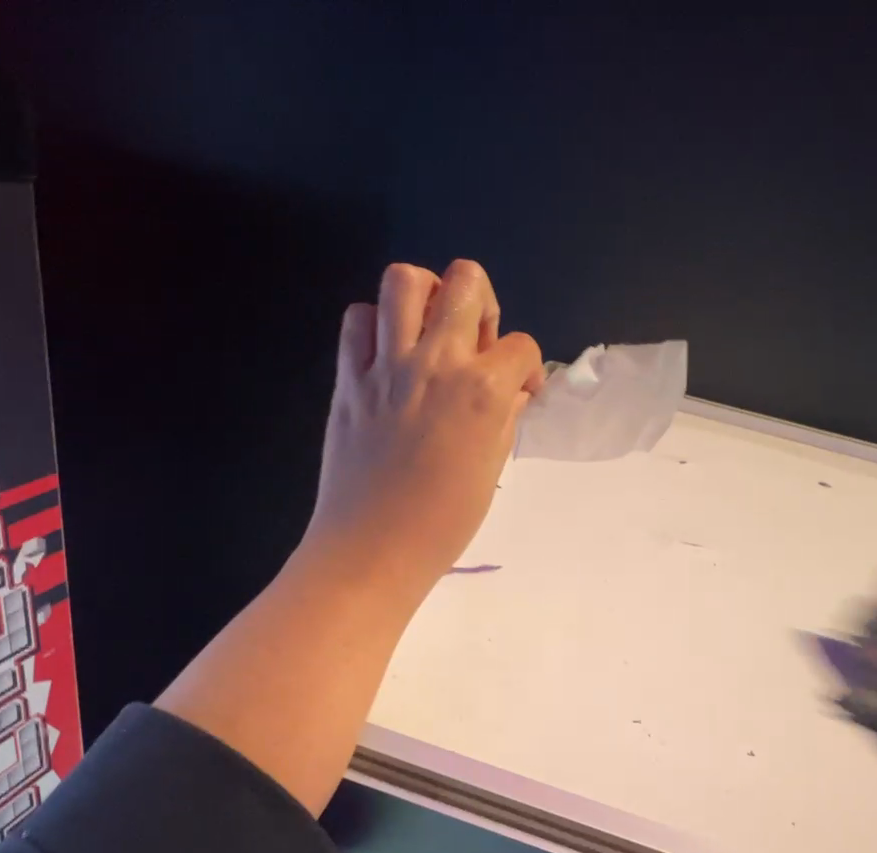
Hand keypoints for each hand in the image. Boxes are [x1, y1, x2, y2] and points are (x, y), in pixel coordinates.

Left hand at [301, 260, 544, 592]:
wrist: (373, 549)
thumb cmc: (443, 523)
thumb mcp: (491, 469)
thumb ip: (504, 419)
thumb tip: (511, 393)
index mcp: (483, 390)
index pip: (521, 345)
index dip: (527, 367)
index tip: (518, 393)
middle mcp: (437, 362)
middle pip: (466, 281)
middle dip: (481, 304)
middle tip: (472, 345)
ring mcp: (387, 365)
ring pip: (404, 280)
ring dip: (425, 295)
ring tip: (427, 332)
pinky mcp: (349, 378)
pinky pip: (356, 320)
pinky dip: (373, 325)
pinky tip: (386, 356)